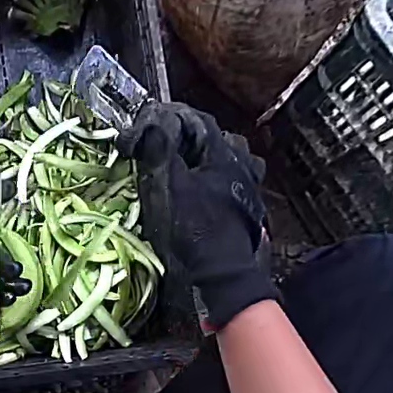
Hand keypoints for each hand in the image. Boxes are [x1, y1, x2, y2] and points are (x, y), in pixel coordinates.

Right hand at [124, 102, 276, 329]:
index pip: (196, 121)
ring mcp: (248, 187)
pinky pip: (227, 182)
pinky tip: (198, 190)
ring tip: (181, 166)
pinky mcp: (246, 208)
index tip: (144, 126)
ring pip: (224, 160)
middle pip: (212, 139)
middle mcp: (242, 165)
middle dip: (186, 138)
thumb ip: (159, 150)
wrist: (223, 273)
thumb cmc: (194, 228)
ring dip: (202, 159)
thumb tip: (149, 123)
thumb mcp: (168, 186)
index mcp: (224, 154)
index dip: (168, 119)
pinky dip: (210, 180)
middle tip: (161, 144)